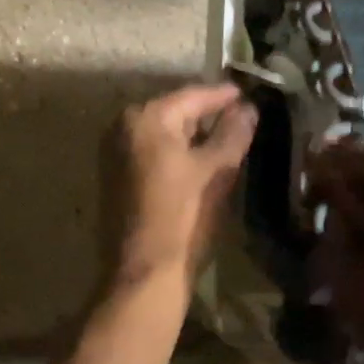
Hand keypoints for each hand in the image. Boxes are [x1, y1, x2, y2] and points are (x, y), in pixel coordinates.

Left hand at [110, 84, 257, 286]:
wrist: (143, 271)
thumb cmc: (183, 217)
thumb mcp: (216, 171)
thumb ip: (233, 134)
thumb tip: (248, 108)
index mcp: (146, 117)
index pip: (191, 96)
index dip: (221, 95)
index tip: (246, 92)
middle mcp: (124, 124)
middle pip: (174, 110)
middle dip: (205, 112)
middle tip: (238, 112)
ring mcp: (115, 148)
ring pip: (162, 130)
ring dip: (191, 132)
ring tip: (224, 133)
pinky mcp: (115, 172)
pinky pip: (150, 148)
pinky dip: (174, 148)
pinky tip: (197, 157)